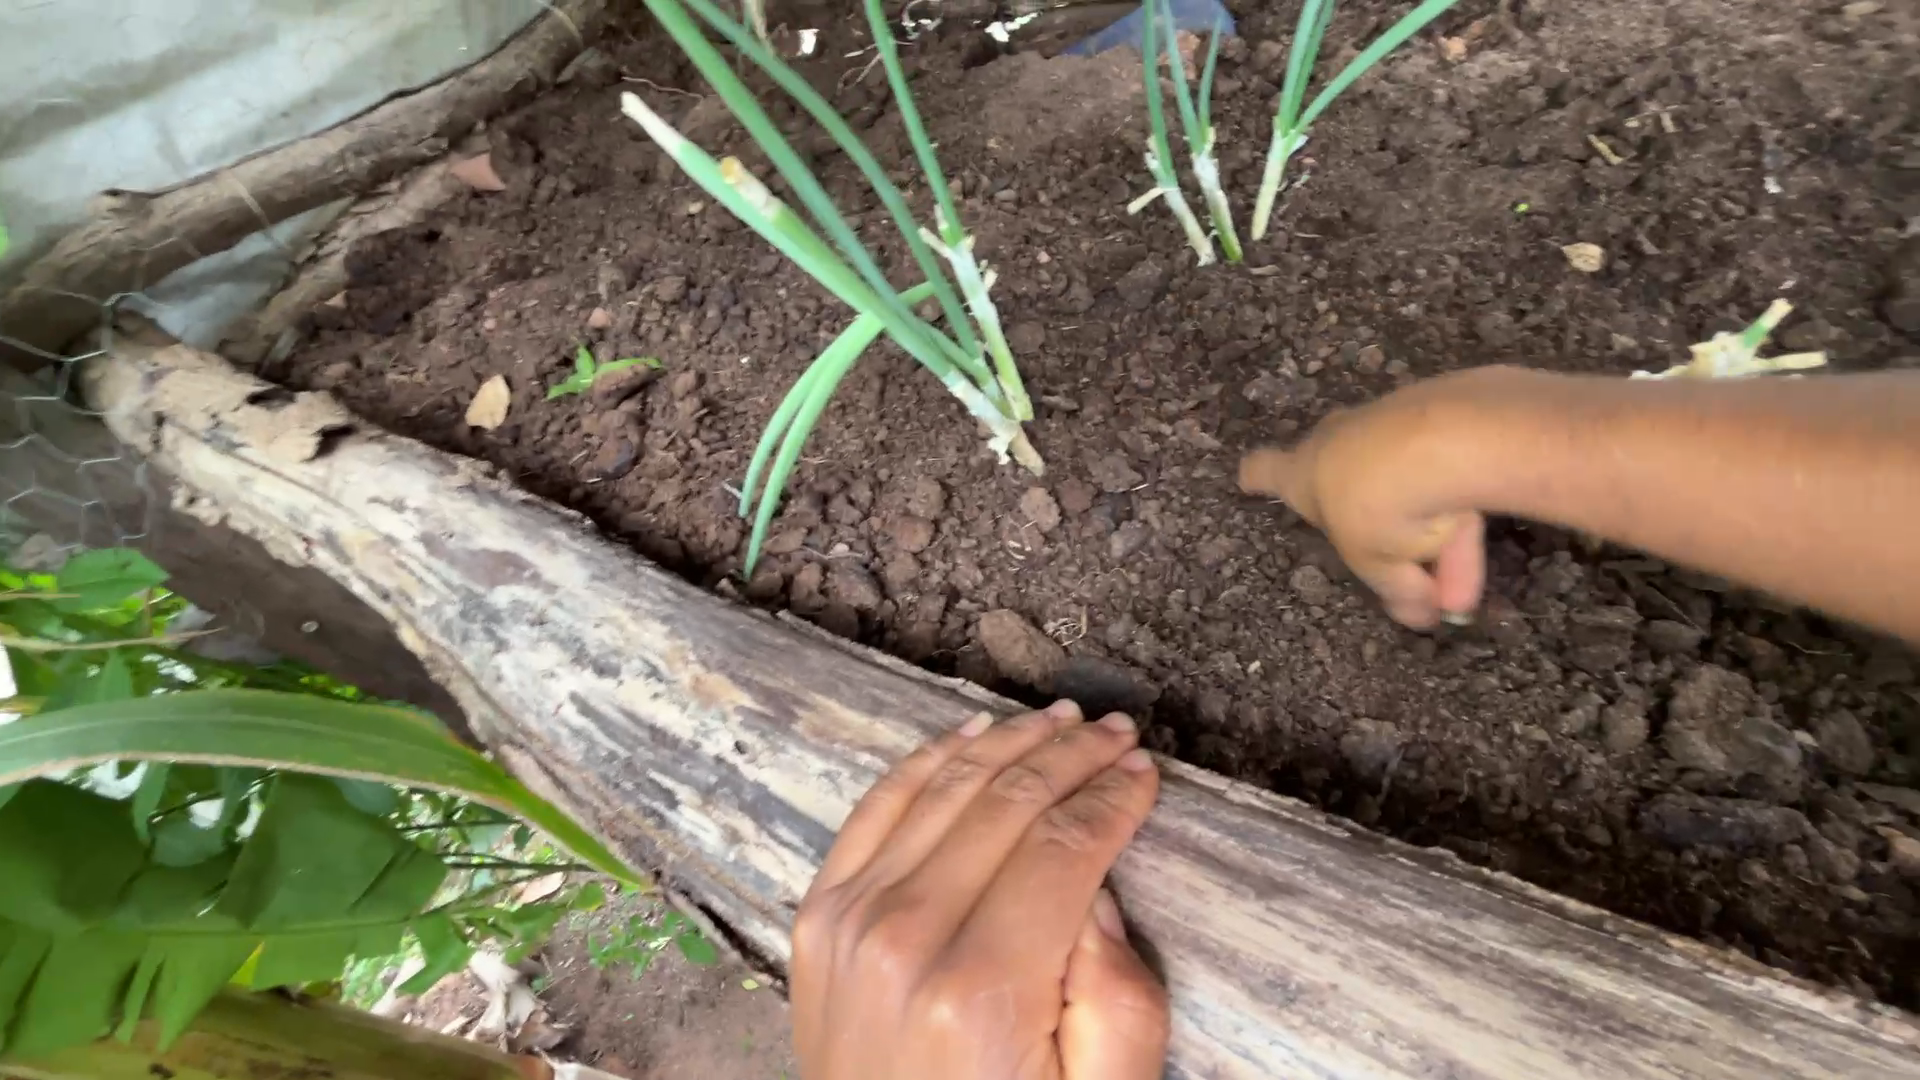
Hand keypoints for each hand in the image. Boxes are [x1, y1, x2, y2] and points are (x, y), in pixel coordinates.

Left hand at [792, 700, 1167, 1079]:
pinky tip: (974, 728)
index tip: (1145, 769)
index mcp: (981, 992)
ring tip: (1060, 719)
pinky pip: (880, 803)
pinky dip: (930, 756)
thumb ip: (1117, 996)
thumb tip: (1093, 883)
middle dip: (1073, 756)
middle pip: (1008, 805)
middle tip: (1117, 730)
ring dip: (1011, 741)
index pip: (1063, 849)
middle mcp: (905, 938)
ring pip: (947, 786)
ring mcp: (851, 917)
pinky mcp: (820, 911)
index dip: (1113, 798)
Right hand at [1239, 369, 1497, 627]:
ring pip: (1404, 486)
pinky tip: (1479, 558)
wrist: (1436, 440)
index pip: (1263, 471)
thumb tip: (1417, 617)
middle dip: (1364, 510)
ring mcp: (1387, 423)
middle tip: (1390, 550)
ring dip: (1429, 537)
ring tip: (1457, 594)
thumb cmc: (1372, 503)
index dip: (1257, 477)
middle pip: (1341, 474)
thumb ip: (1395, 589)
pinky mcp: (1440, 419)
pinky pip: (1445, 479)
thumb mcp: (1376, 563)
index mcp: (1298, 474)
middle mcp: (1335, 441)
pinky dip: (1460, 517)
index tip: (1250, 480)